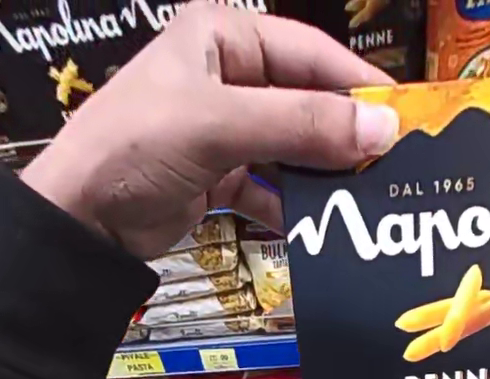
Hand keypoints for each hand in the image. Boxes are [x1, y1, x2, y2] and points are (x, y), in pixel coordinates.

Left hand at [20, 3, 399, 257]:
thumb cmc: (138, 147)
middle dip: (345, 138)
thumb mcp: (222, 126)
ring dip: (324, 178)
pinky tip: (319, 228)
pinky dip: (294, 209)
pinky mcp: (225, 176)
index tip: (404, 118)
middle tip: (391, 168)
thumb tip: (382, 131)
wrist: (85, 218)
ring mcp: (229, 132)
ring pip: (294, 151)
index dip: (358, 86)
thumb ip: (302, 126)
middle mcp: (230, 80)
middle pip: (307, 104)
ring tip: (363, 201)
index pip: (310, 54)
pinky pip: (274, 189)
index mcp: (224, 39)